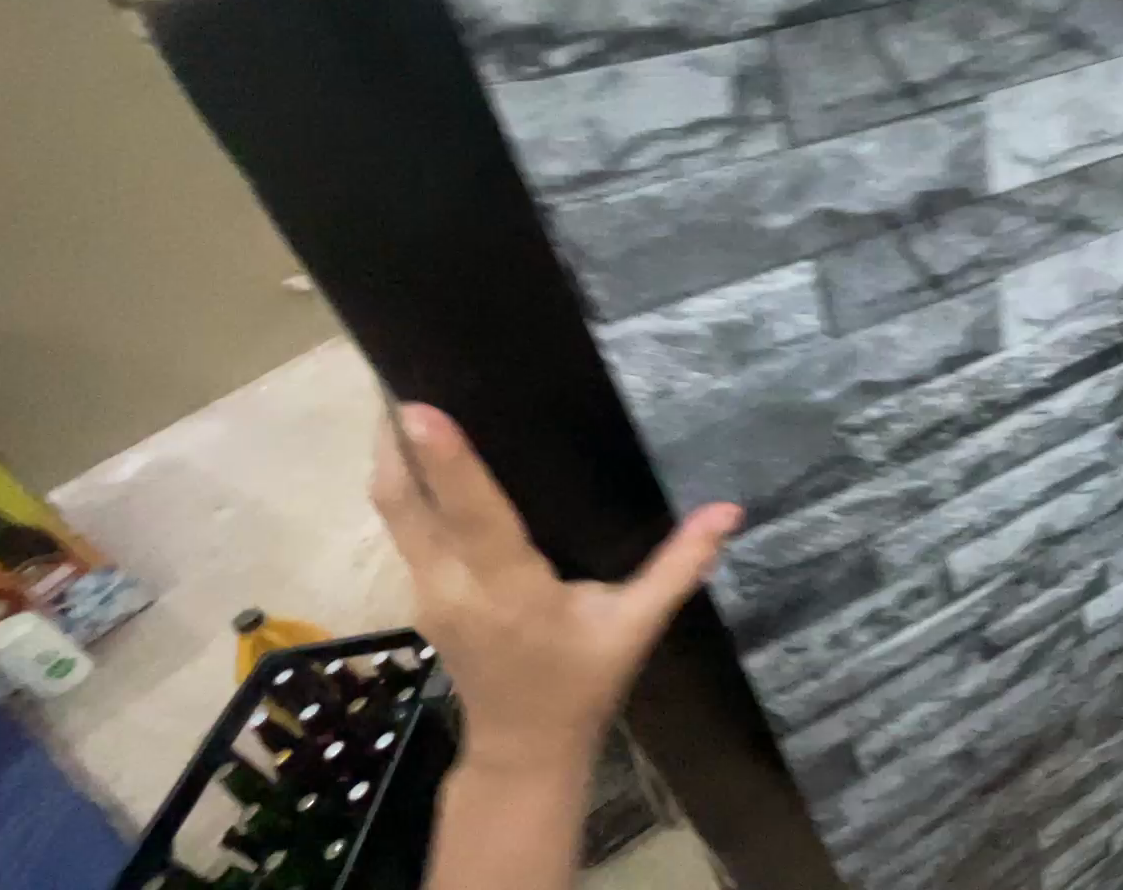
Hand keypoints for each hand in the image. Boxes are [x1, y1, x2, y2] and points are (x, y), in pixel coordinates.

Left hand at [370, 404, 741, 769]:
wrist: (523, 749)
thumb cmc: (584, 682)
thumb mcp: (638, 625)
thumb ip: (682, 565)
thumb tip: (729, 510)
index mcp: (511, 593)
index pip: (475, 519)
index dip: (448, 465)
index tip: (418, 409)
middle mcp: (454, 588)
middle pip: (403, 505)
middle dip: (393, 440)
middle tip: (399, 373)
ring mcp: (425, 594)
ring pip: (393, 514)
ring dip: (392, 457)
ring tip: (400, 397)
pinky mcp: (420, 596)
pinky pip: (403, 529)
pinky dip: (406, 485)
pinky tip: (422, 456)